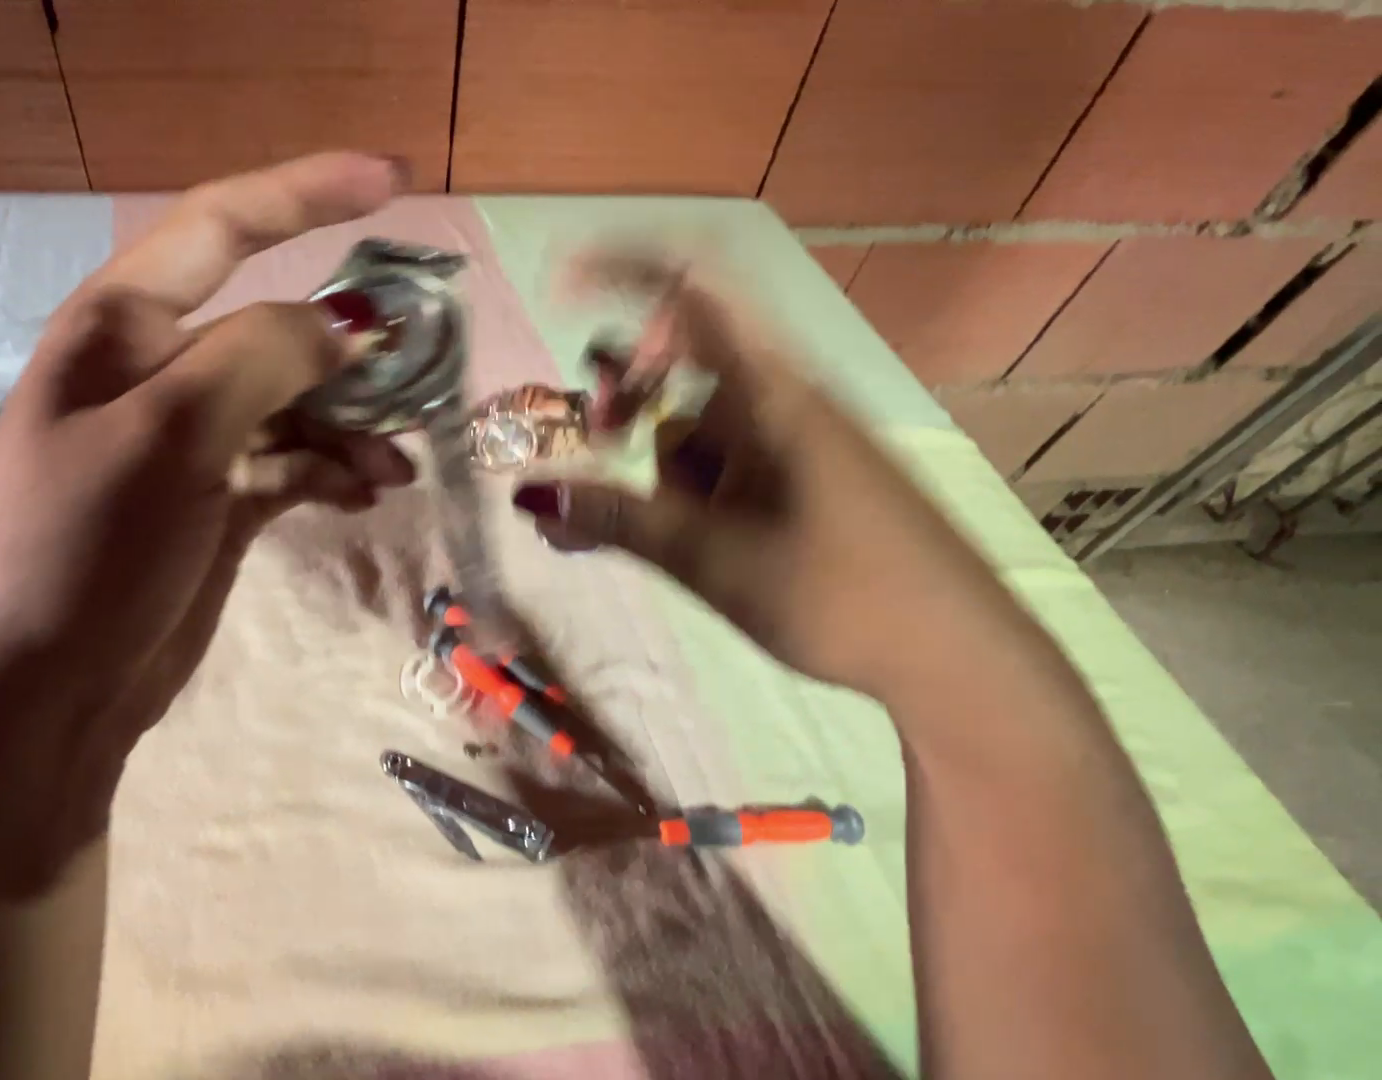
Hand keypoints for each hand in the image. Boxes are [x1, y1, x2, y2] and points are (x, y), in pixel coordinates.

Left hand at [0, 153, 414, 856]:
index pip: (223, 226)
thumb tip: (348, 323)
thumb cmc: (82, 547)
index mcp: (120, 325)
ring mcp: (185, 441)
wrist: (37, 696)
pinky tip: (366, 492)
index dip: (308, 192)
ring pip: (291, 402)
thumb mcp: (170, 434)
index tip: (398, 183)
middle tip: (418, 366)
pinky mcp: (211, 502)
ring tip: (396, 463)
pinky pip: (288, 462)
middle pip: (271, 324)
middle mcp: (154, 371)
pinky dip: (329, 470)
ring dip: (349, 423)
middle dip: (345, 342)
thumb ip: (262, 357)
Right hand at [511, 252, 1009, 696]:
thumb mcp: (715, 559)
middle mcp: (785, 399)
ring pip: (701, 426)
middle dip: (628, 407)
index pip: (690, 290)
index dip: (618, 267)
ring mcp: (799, 439)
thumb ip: (617, 520)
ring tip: (661, 536)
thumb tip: (527, 495)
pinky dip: (691, 493)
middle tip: (603, 454)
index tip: (555, 286)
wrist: (962, 658)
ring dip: (659, 469)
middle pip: (681, 368)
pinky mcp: (805, 477)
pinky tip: (691, 544)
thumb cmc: (844, 597)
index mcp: (771, 392)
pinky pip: (727, 464)